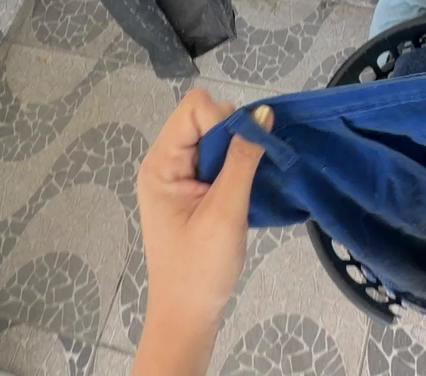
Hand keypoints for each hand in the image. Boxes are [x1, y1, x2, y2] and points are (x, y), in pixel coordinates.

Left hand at [134, 89, 268, 374]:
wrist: (189, 317)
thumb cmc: (201, 268)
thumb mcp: (225, 211)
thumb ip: (244, 158)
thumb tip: (264, 114)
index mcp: (161, 164)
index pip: (195, 108)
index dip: (223, 120)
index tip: (238, 154)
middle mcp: (166, 162)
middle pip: (205, 116)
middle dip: (232, 135)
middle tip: (241, 175)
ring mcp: (180, 174)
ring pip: (216, 135)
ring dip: (236, 152)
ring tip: (241, 186)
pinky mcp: (194, 186)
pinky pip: (219, 155)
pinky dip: (236, 164)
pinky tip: (241, 188)